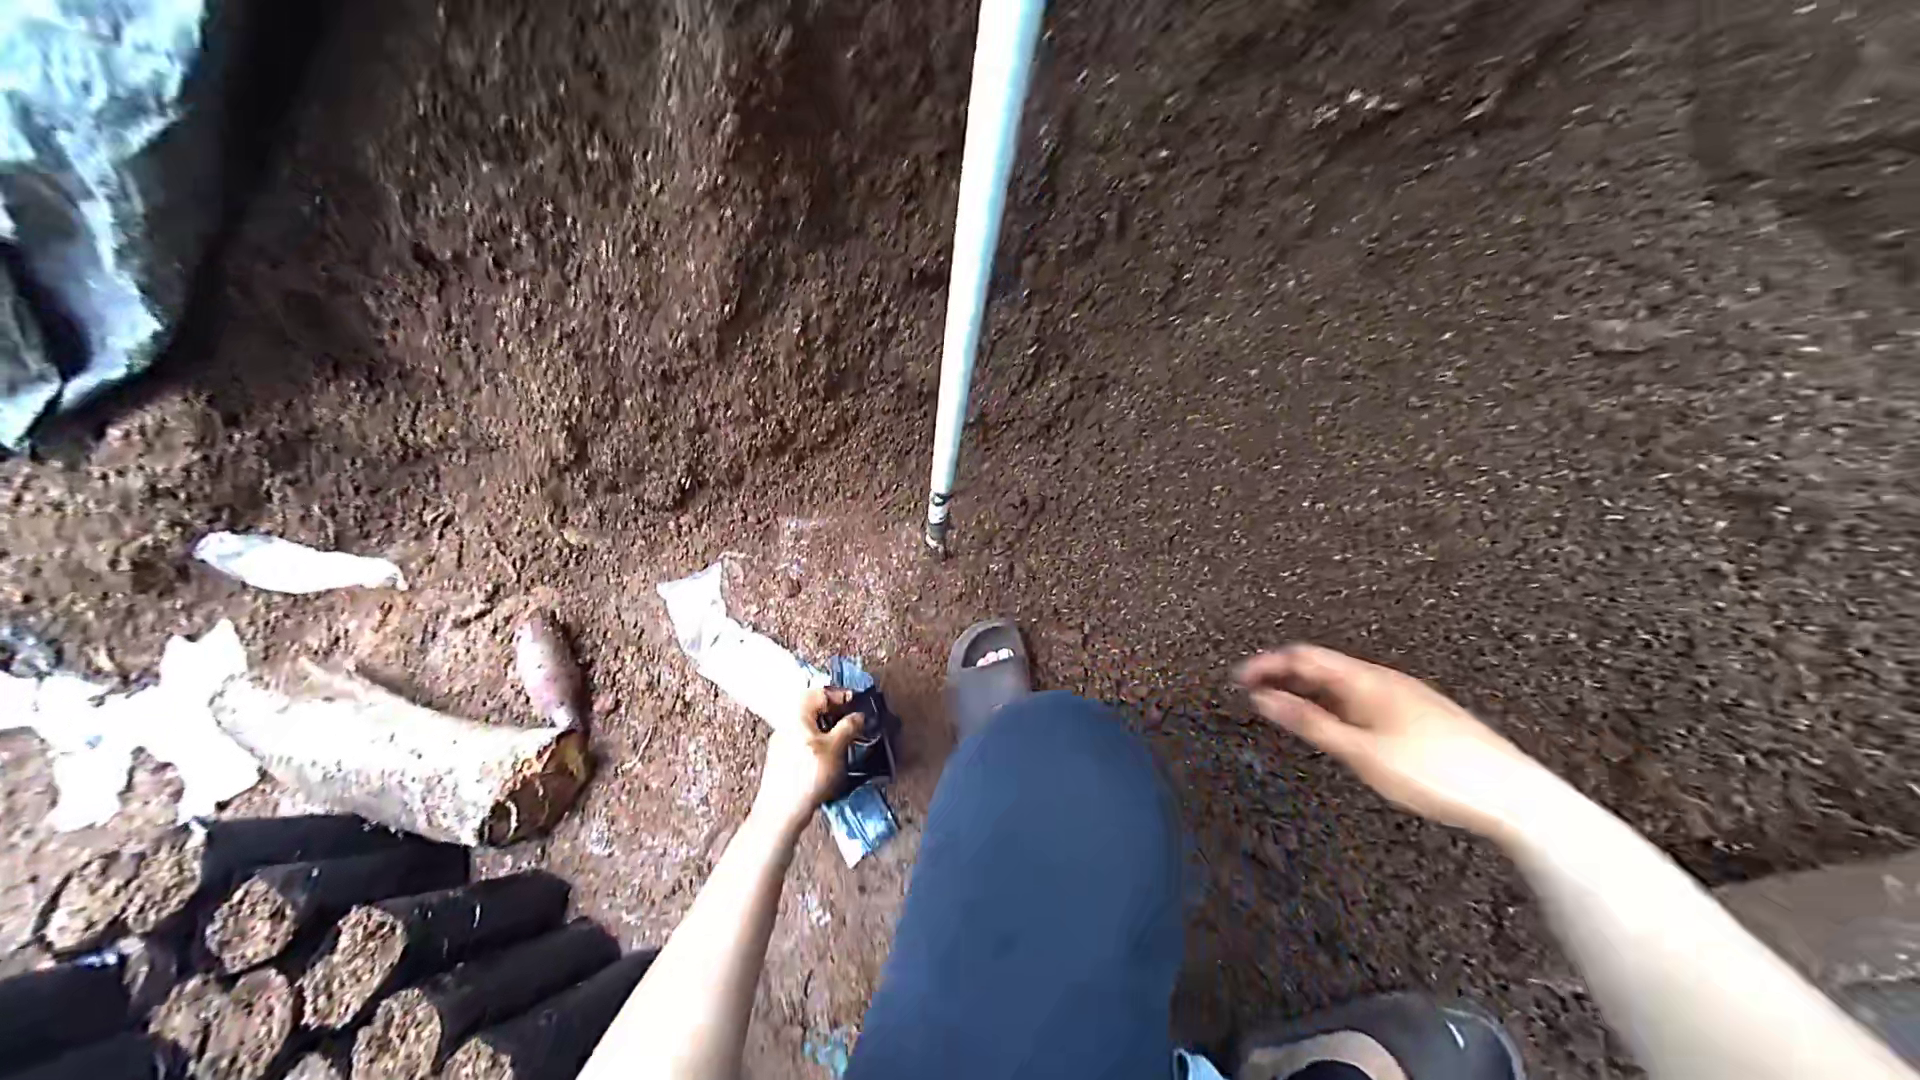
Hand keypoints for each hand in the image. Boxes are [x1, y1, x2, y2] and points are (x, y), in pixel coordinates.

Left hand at [750, 687, 864, 829]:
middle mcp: (786, 725)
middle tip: (852, 719)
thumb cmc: (808, 776)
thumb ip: (849, 727)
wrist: (781, 812)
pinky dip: (819, 742)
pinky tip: (830, 756)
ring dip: (827, 728)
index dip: (840, 694)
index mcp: (797, 715)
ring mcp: (782, 743)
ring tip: (844, 738)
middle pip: (813, 709)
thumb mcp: (835, 748)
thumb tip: (858, 716)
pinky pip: (804, 741)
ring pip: (809, 726)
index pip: (819, 693)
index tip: (856, 701)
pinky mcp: (782, 760)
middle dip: (834, 712)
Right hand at [1236, 645, 1562, 841]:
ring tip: (1281, 708)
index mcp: (1367, 680)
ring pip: (1340, 683)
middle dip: (1282, 675)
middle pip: (1321, 666)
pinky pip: (1358, 698)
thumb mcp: (1361, 750)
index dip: (1267, 664)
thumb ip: (1309, 722)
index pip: (1304, 656)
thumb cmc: (1438, 772)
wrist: (1515, 796)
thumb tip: (1265, 699)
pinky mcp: (1414, 715)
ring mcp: (1401, 697)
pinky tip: (1328, 724)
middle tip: (1252, 692)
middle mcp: (1382, 681)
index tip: (1239, 678)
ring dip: (1305, 689)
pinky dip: (1329, 703)